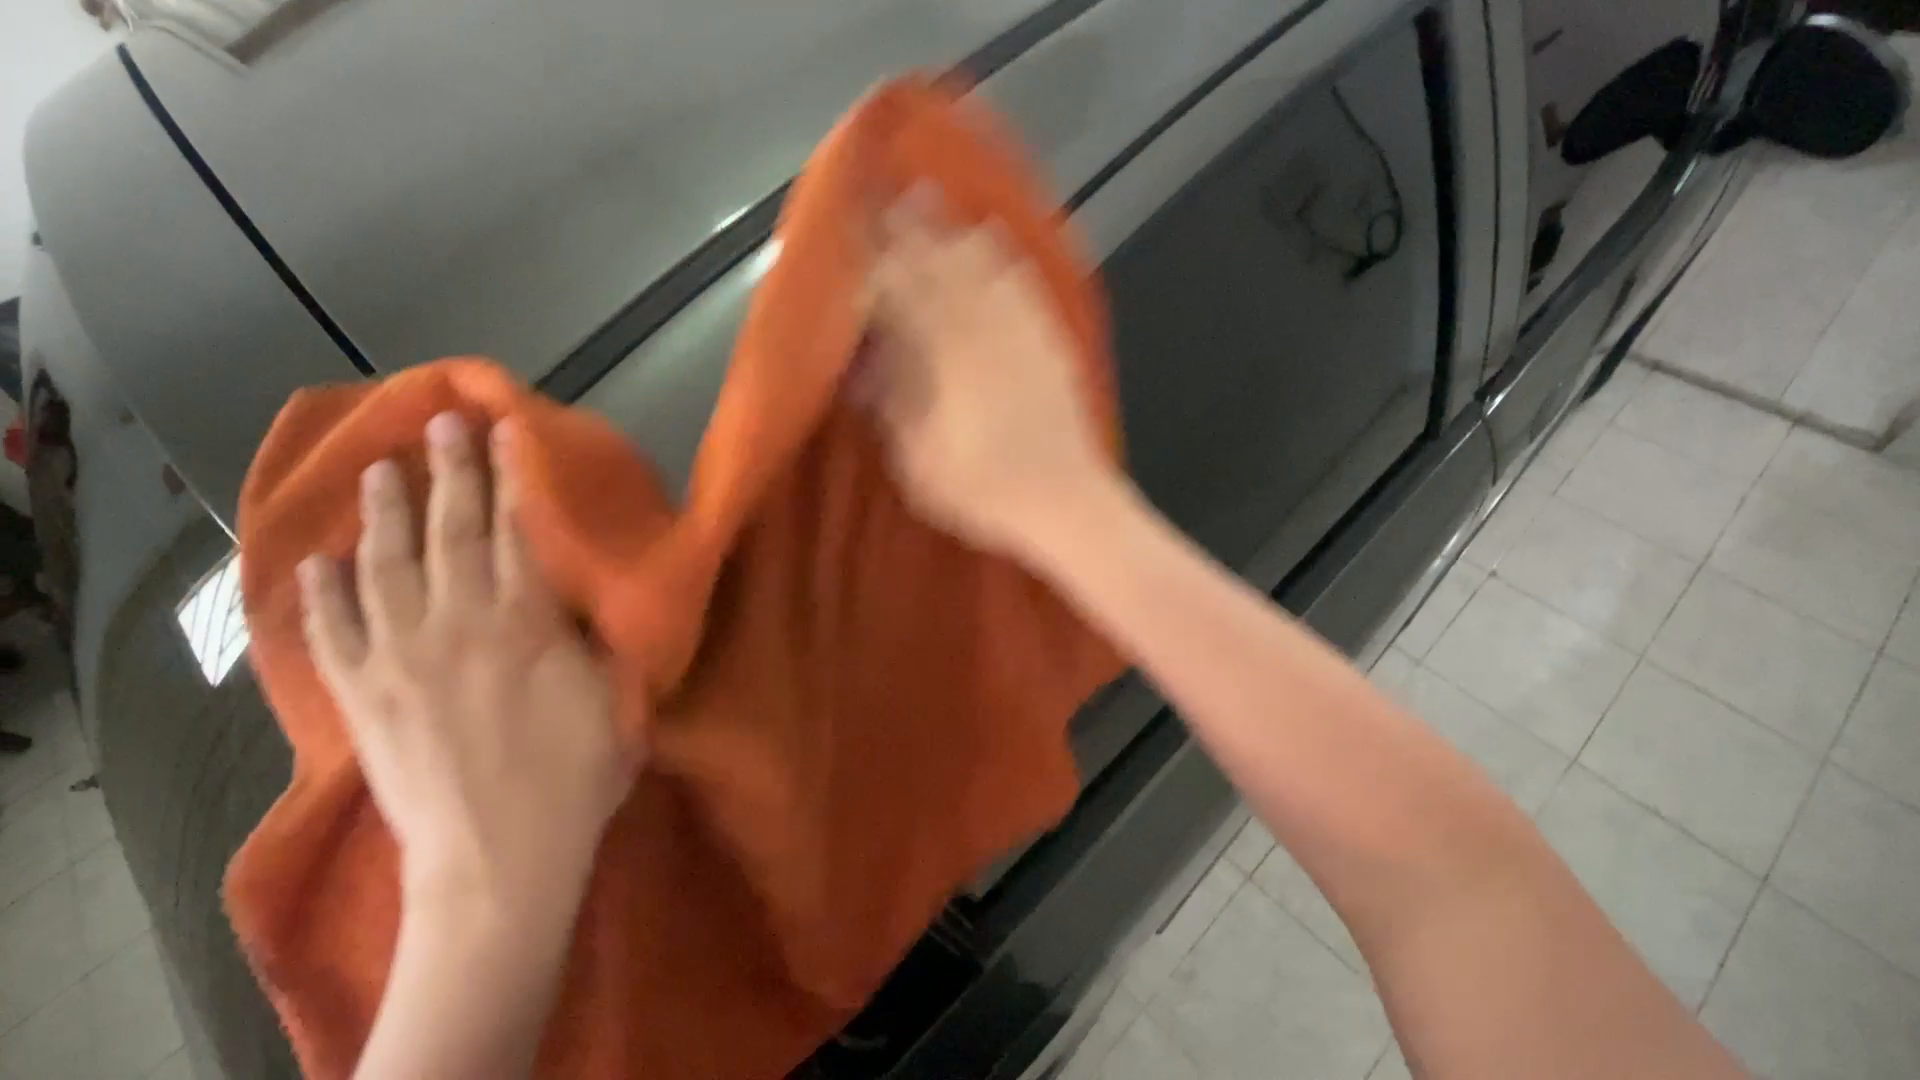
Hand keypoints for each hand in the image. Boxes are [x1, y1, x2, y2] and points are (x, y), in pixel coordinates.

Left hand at [297, 413, 639, 911]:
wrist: (497, 859)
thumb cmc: (575, 781)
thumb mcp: (617, 701)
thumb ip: (598, 638)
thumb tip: (587, 592)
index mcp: (527, 622)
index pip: (517, 530)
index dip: (512, 476)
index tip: (505, 430)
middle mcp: (458, 622)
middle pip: (451, 531)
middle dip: (449, 471)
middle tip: (440, 422)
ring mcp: (400, 656)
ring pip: (386, 565)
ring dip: (383, 513)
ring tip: (379, 470)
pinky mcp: (362, 695)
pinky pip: (333, 631)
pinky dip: (322, 593)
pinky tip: (319, 561)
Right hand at [864, 194, 1123, 559]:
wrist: (1067, 501)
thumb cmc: (983, 488)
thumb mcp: (919, 458)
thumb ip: (893, 403)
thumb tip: (865, 362)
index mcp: (946, 355)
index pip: (903, 290)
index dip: (877, 253)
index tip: (855, 221)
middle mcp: (985, 329)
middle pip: (941, 265)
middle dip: (912, 226)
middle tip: (888, 187)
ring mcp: (1023, 332)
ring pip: (983, 265)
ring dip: (954, 230)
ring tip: (934, 198)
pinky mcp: (1050, 343)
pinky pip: (1024, 285)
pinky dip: (1004, 257)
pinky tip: (996, 241)